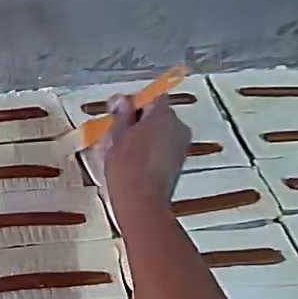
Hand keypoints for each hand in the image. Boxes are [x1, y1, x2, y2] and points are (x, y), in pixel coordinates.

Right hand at [99, 93, 190, 209]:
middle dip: (140, 120)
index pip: (152, 96)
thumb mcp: (116, 136)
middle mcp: (178, 127)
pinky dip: (151, 150)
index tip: (118, 112)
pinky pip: (164, 147)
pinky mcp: (179, 163)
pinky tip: (135, 162)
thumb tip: (122, 100)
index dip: (135, 102)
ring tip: (124, 149)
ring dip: (145, 135)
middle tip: (118, 132)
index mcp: (163, 115)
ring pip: (162, 132)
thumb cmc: (126, 167)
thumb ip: (121, 114)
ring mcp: (181, 146)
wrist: (141, 202)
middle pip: (159, 114)